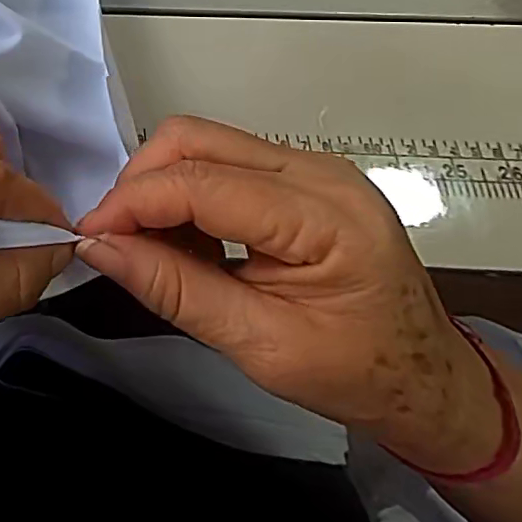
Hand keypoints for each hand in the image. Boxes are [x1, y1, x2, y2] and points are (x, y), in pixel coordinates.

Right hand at [74, 116, 502, 473]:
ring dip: (155, 185)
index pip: (198, 184)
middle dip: (138, 184)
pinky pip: (211, 157)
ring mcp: (307, 165)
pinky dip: (178, 190)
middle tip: (119, 237)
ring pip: (194, 141)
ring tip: (154, 242)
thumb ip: (172, 289)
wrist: (432, 381)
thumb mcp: (259, 346)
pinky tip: (185, 236)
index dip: (130, 203)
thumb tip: (95, 247)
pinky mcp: (292, 171)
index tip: (88, 236)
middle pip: (190, 140)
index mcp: (326, 219)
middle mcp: (317, 172)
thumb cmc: (359, 375)